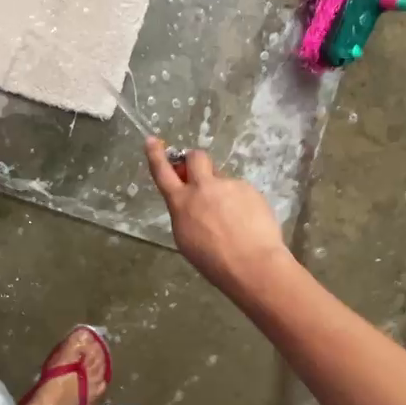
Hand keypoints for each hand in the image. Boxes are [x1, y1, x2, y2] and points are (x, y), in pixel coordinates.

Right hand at [145, 138, 293, 295]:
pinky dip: (241, 203)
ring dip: (222, 192)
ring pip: (222, 180)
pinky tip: (248, 223)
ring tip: (234, 220)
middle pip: (196, 157)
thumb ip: (184, 213)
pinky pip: (241, 192)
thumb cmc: (213, 261)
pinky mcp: (249, 189)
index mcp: (181, 202)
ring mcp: (228, 185)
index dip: (156, 155)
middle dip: (194, 160)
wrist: (253, 264)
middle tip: (199, 173)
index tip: (152, 140)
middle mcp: (203, 187)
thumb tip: (191, 203)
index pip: (163, 172)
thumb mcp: (185, 238)